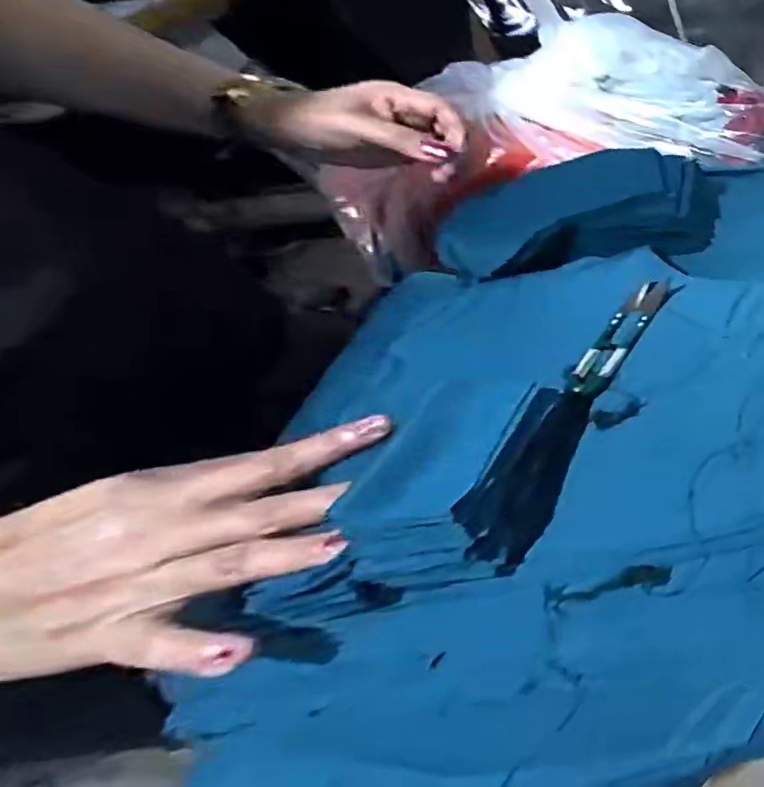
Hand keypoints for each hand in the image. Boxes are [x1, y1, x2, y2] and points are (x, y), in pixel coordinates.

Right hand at [0, 416, 390, 681]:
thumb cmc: (52, 535)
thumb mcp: (126, 492)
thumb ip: (208, 483)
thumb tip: (287, 467)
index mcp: (166, 491)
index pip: (264, 464)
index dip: (326, 446)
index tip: (382, 427)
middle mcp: (160, 533)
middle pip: (261, 512)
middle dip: (326, 501)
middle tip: (394, 490)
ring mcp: (135, 587)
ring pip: (225, 568)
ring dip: (284, 557)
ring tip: (342, 546)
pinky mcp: (103, 638)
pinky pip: (155, 646)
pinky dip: (197, 651)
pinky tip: (242, 653)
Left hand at [239, 81, 465, 178]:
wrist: (280, 130)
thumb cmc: (316, 121)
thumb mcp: (360, 129)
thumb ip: (403, 140)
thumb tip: (447, 154)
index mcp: (401, 97)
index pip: (445, 109)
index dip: (457, 130)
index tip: (455, 155)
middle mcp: (410, 111)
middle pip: (449, 126)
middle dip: (456, 148)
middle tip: (449, 172)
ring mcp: (406, 129)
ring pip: (443, 141)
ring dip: (449, 159)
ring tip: (441, 178)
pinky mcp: (401, 146)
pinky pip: (430, 153)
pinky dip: (438, 165)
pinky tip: (435, 177)